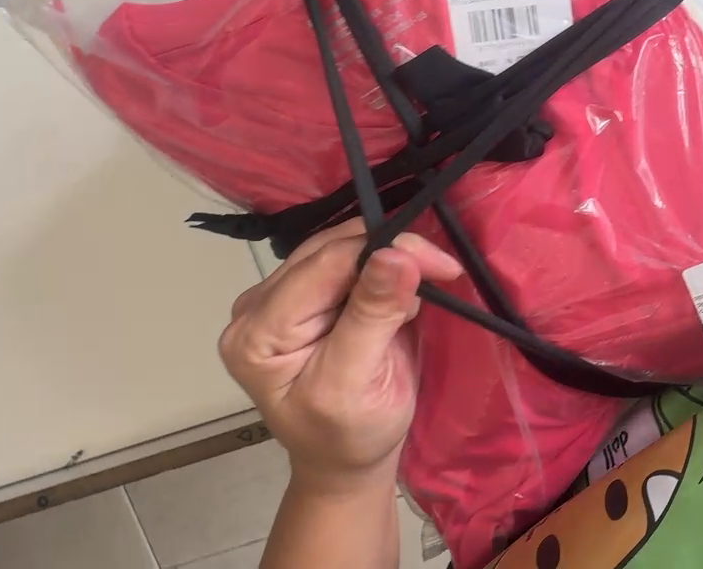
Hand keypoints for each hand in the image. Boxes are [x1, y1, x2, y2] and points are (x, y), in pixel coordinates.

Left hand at [218, 219, 461, 494]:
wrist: (348, 458)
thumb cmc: (349, 432)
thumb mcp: (357, 381)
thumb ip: (371, 315)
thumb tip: (395, 254)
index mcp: (258, 331)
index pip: (329, 261)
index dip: (390, 251)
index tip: (444, 268)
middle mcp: (261, 305)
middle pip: (336, 246)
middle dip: (396, 250)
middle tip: (443, 271)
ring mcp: (285, 296)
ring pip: (347, 244)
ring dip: (396, 256)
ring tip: (425, 286)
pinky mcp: (313, 293)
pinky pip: (353, 256)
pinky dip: (389, 264)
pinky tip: (405, 289)